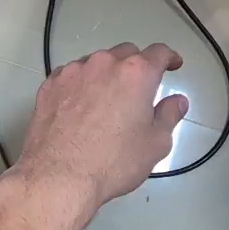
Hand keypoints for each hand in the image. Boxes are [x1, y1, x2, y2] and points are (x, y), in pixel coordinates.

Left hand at [13, 43, 190, 214]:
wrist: (58, 177)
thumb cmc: (114, 161)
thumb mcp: (155, 144)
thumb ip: (169, 115)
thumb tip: (178, 100)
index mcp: (136, 73)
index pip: (159, 53)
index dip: (170, 58)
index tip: (174, 65)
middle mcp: (105, 63)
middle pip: (126, 53)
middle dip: (137, 66)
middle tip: (139, 91)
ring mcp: (73, 71)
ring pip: (97, 63)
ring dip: (107, 74)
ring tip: (106, 100)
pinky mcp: (50, 85)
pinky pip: (72, 75)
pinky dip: (81, 84)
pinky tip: (79, 106)